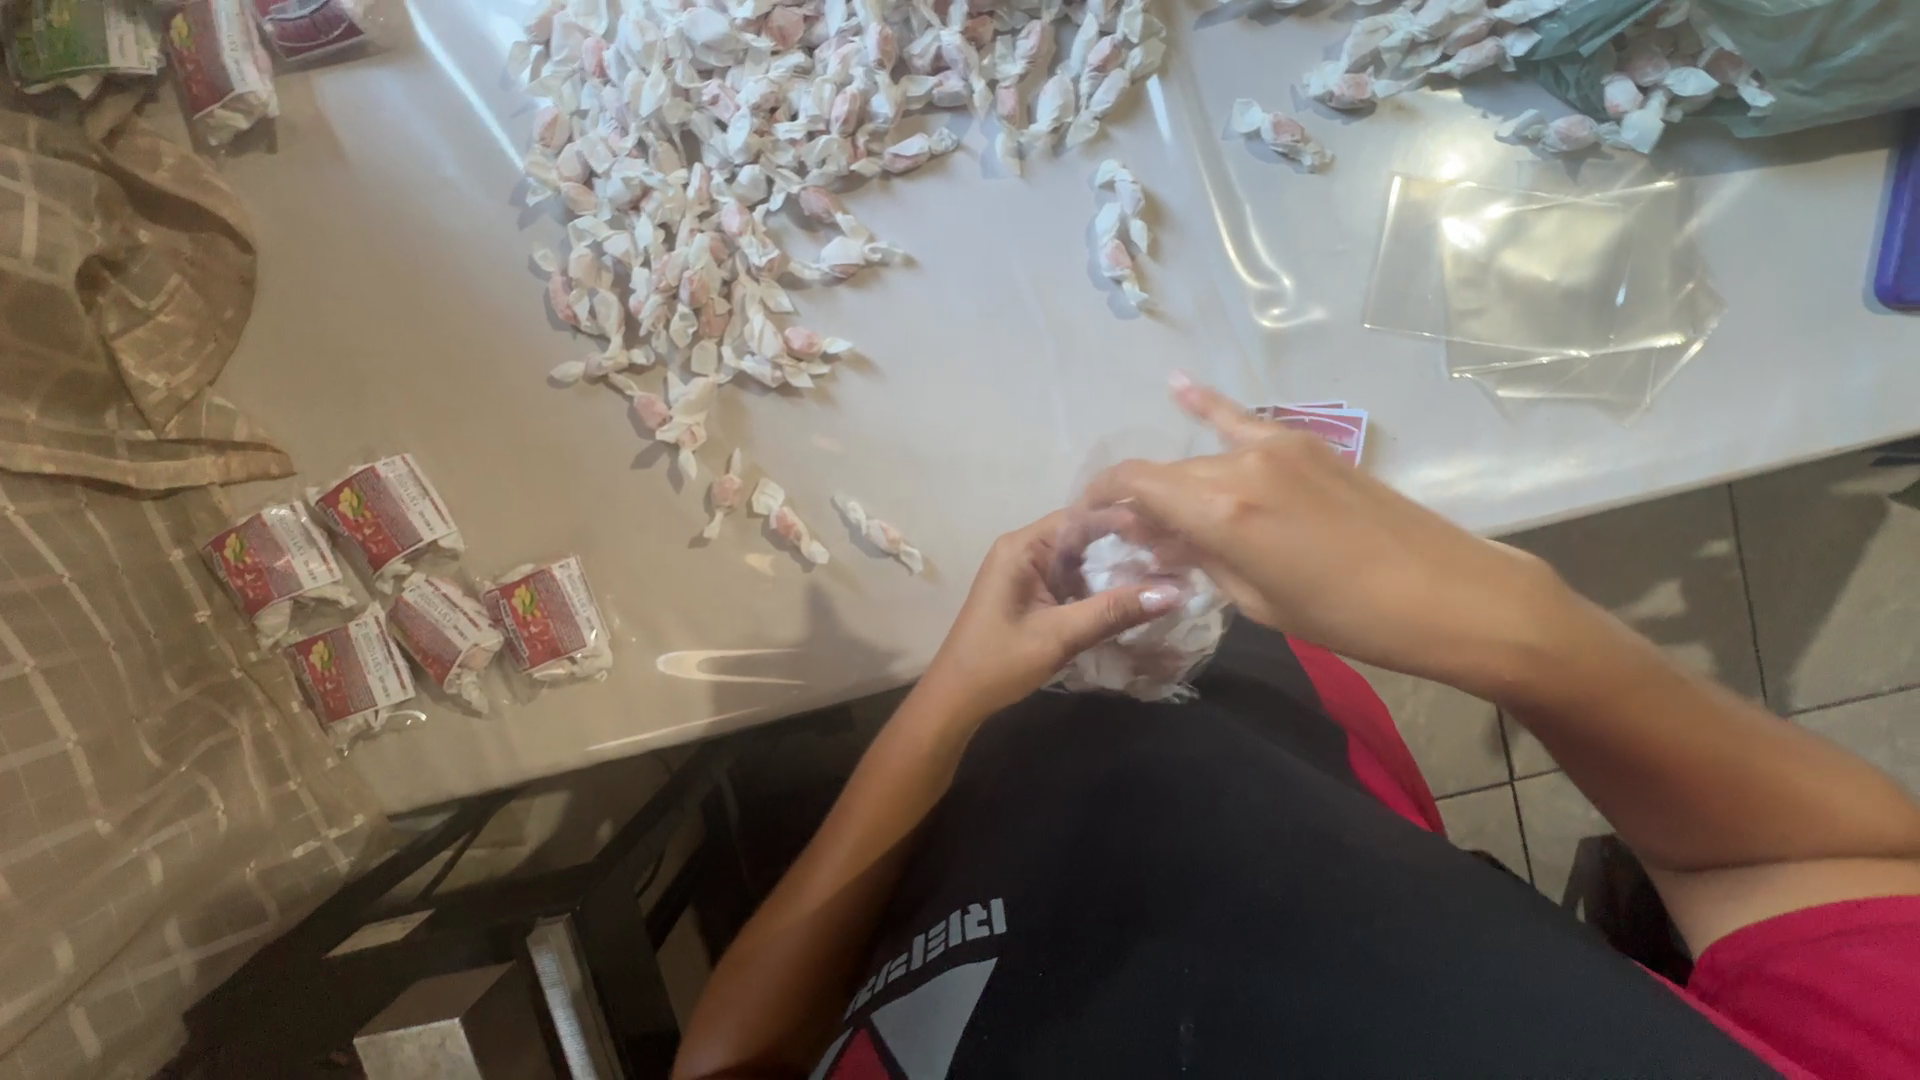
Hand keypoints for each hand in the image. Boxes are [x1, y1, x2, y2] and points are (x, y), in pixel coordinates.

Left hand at [919, 510, 1184, 718]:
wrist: (958, 697)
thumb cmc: (999, 661)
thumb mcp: (1060, 635)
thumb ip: (1114, 611)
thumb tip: (1174, 592)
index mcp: (1022, 548)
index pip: (1079, 517)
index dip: (1122, 521)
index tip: (1165, 531)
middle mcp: (1023, 551)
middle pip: (1082, 537)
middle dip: (1124, 546)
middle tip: (1173, 555)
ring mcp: (1027, 573)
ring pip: (1080, 561)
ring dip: (1114, 569)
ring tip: (1163, 574)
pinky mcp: (1032, 595)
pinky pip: (1071, 582)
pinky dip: (1098, 588)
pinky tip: (1131, 598)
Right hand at [1081, 375, 1578, 699]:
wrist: (1448, 594)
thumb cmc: (1344, 617)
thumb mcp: (1255, 600)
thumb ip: (1199, 557)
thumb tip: (1160, 538)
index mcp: (1220, 511)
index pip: (1134, 485)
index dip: (1100, 499)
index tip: (1087, 522)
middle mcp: (1239, 464)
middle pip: (1165, 473)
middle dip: (1139, 503)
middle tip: (1138, 540)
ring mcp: (1277, 445)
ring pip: (1200, 456)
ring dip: (1175, 483)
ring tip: (1168, 517)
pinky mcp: (1307, 443)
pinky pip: (1242, 420)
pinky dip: (1207, 405)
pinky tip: (1176, 386)